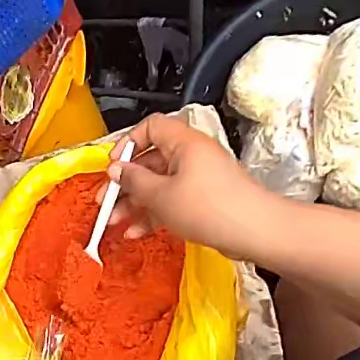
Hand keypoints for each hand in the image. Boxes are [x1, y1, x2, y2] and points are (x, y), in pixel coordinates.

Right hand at [104, 113, 287, 259]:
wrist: (252, 231)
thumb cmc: (211, 207)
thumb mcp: (161, 195)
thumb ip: (134, 181)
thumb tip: (117, 170)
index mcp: (183, 142)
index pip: (150, 128)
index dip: (127, 144)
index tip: (113, 165)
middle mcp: (192, 156)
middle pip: (150, 161)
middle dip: (126, 183)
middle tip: (106, 200)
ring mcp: (199, 179)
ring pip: (159, 185)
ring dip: (135, 204)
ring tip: (116, 222)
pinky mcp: (204, 201)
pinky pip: (171, 201)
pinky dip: (154, 214)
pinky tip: (137, 231)